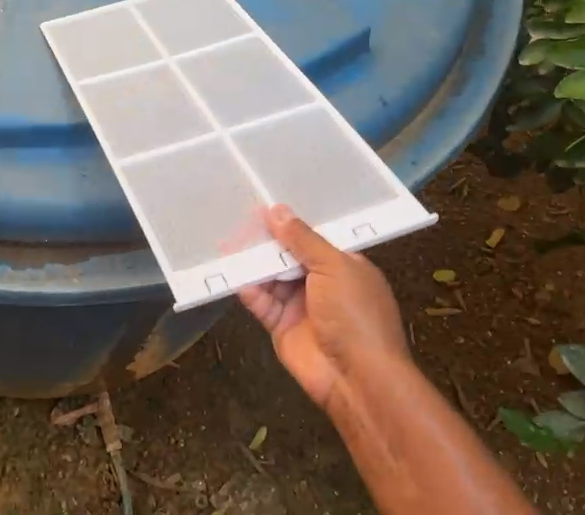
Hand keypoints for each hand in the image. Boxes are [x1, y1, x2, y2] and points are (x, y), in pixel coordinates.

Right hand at [238, 205, 409, 408]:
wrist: (357, 378)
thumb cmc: (355, 314)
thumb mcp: (334, 267)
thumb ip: (302, 239)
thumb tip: (276, 210)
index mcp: (344, 267)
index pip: (313, 239)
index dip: (290, 223)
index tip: (263, 204)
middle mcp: (322, 284)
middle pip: (288, 256)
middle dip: (266, 241)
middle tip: (238, 220)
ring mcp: (301, 306)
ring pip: (271, 276)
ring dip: (252, 262)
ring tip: (227, 242)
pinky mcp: (281, 326)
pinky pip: (261, 302)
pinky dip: (248, 289)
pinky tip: (233, 274)